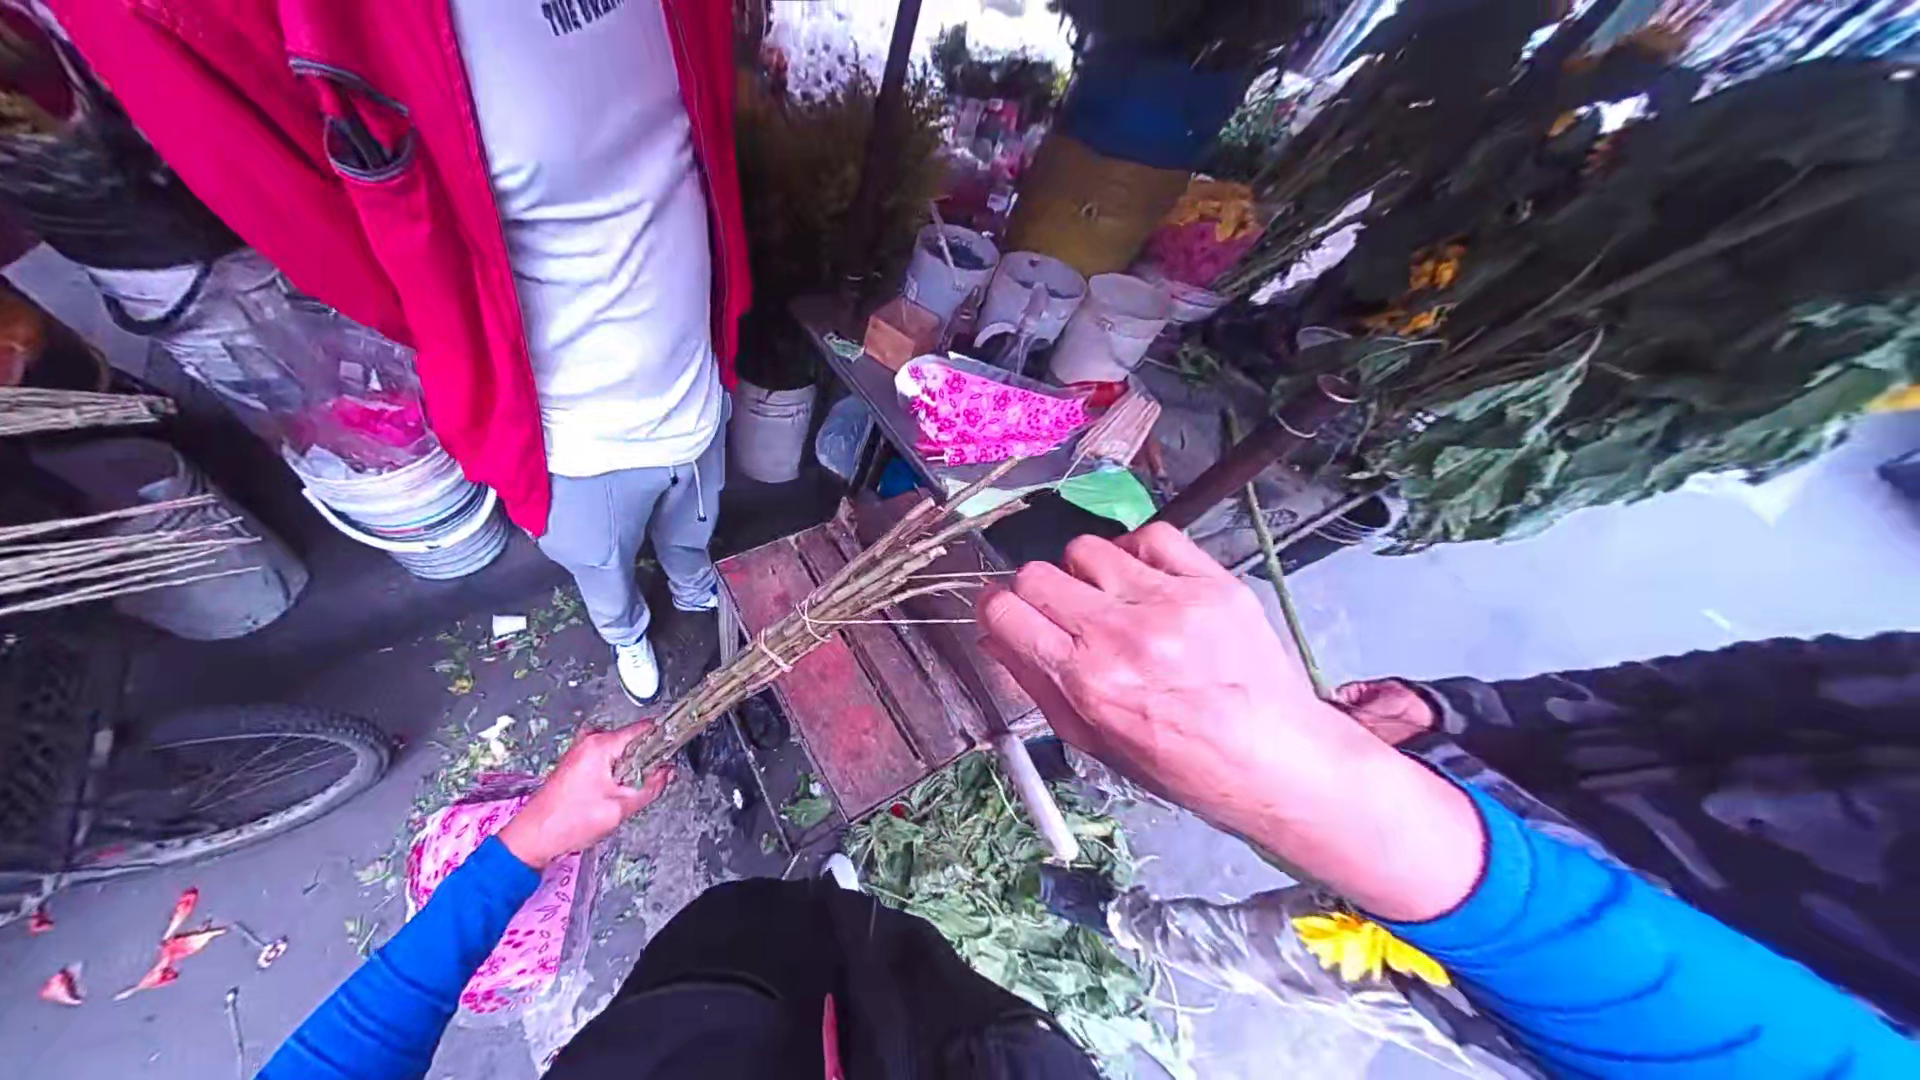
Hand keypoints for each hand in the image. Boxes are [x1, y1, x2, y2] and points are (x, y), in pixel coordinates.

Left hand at [497, 723, 670, 869]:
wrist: (530, 840)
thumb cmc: (567, 823)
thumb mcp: (620, 809)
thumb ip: (651, 788)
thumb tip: (667, 773)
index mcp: (601, 745)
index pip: (645, 728)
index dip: (664, 737)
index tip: (674, 749)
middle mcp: (590, 741)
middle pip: (633, 739)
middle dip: (645, 758)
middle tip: (647, 780)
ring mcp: (581, 750)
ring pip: (621, 750)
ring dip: (630, 766)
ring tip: (626, 789)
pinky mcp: (577, 762)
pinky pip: (608, 757)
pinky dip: (616, 770)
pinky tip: (612, 792)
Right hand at [977, 524, 1482, 920]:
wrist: (1278, 761)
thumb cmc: (1179, 764)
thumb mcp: (1093, 741)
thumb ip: (1035, 683)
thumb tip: (994, 636)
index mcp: (1087, 680)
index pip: (1006, 611)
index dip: (997, 609)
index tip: (1009, 614)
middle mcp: (1121, 634)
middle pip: (1037, 573)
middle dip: (1038, 594)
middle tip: (1065, 616)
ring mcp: (1169, 602)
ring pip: (1086, 549)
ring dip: (1087, 574)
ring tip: (1114, 601)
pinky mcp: (1212, 581)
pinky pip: (1149, 536)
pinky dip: (1138, 555)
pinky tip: (1149, 584)